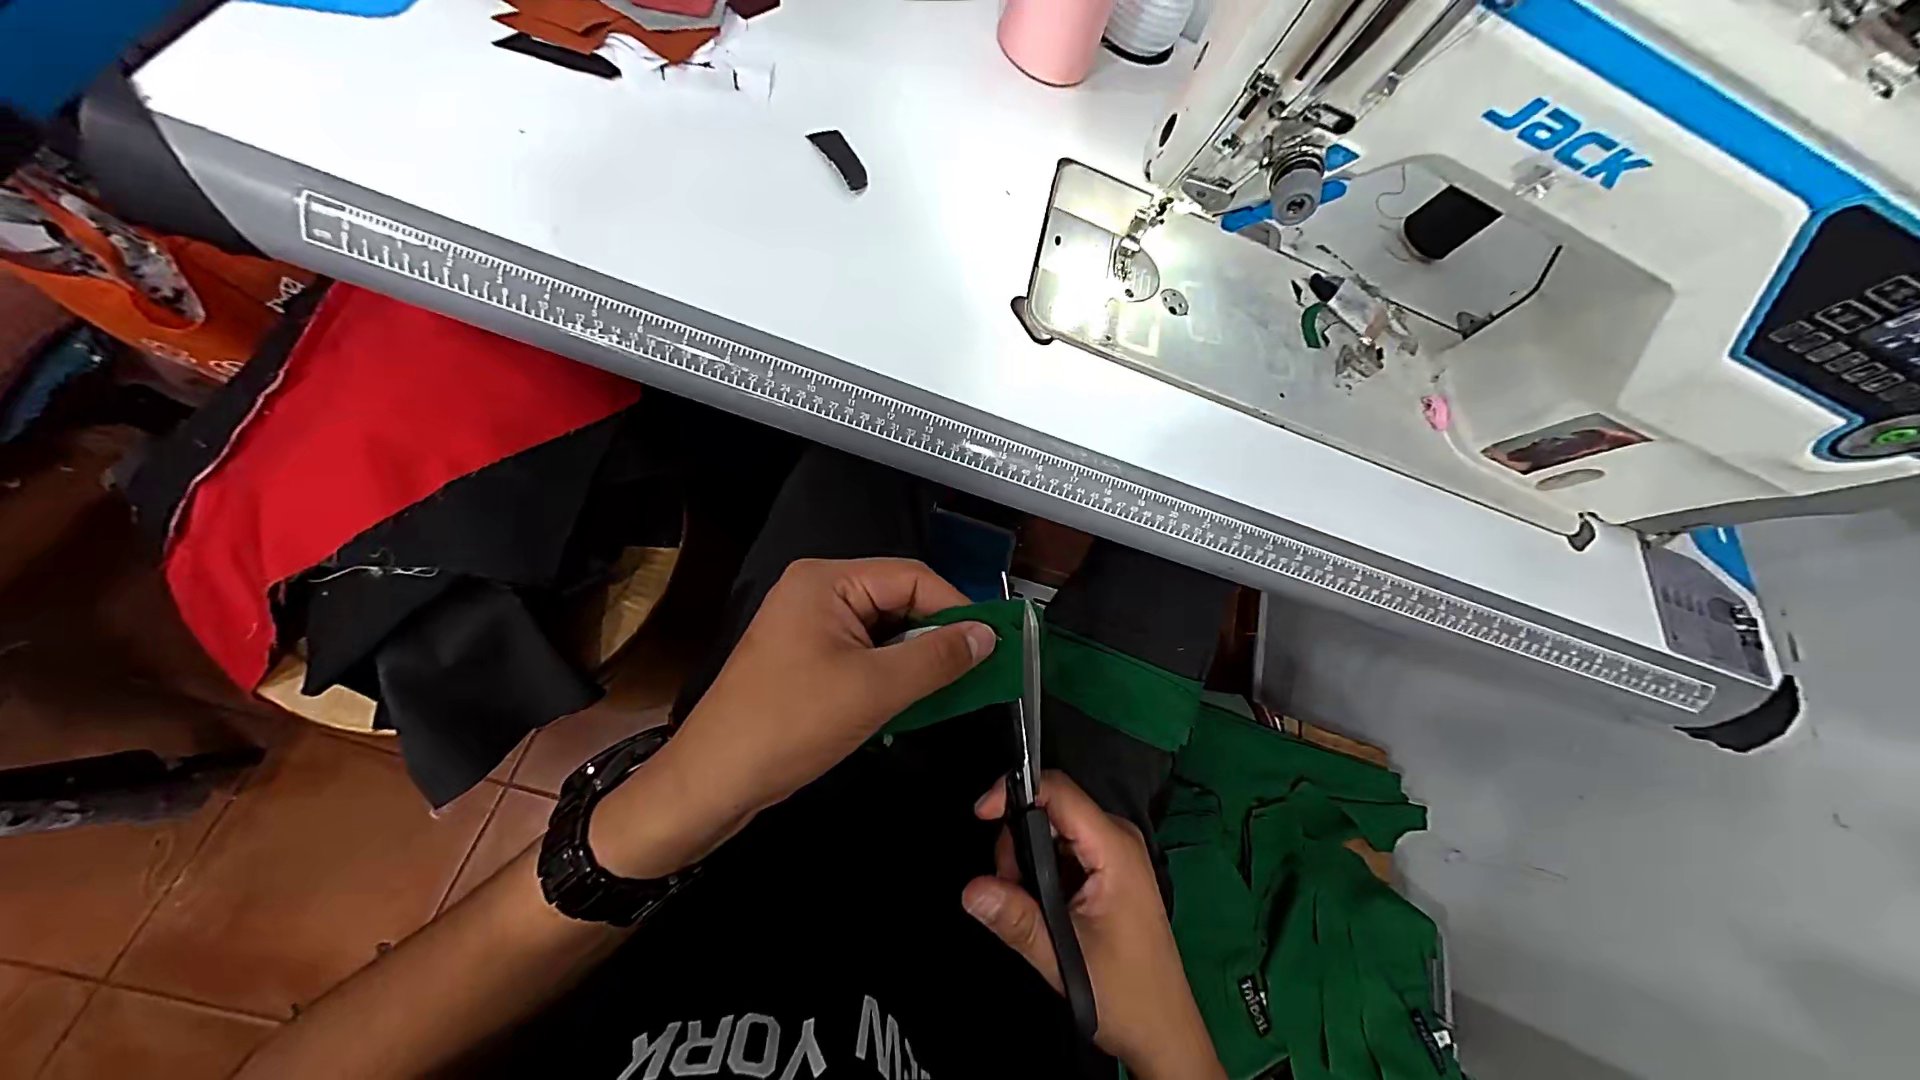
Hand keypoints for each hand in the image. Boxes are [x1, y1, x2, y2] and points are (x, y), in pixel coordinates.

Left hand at [592, 558, 995, 876]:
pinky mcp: (807, 657)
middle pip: (898, 601)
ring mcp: (809, 625)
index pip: (911, 577)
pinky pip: (865, 653)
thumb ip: (938, 657)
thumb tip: (987, 635)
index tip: (993, 642)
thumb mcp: (876, 689)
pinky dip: (892, 675)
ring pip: (885, 632)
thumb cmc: (791, 725)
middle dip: (937, 637)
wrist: (712, 782)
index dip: (957, 608)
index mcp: (827, 581)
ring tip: (951, 689)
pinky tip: (914, 701)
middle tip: (978, 669)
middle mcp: (817, 591)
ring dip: (917, 660)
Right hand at [964, 772, 1225, 1079]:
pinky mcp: (1108, 863)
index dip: (1015, 792)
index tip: (982, 814)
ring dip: (1027, 857)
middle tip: (1009, 888)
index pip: (1058, 790)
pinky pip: (1063, 843)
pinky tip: (1043, 904)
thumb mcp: (1065, 960)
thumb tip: (973, 889)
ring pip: (1053, 825)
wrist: (1164, 1031)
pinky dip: (1041, 865)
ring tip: (1028, 905)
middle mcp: (1117, 837)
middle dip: (1017, 839)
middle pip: (1051, 806)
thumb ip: (1017, 919)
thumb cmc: (1128, 996)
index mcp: (1114, 848)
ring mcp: (1114, 849)